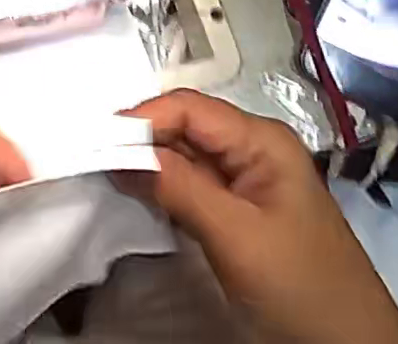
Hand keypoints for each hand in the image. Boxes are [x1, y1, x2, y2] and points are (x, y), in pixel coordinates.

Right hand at [117, 90, 397, 343]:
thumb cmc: (302, 290)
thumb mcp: (237, 237)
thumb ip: (178, 187)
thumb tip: (119, 152)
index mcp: (261, 139)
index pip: (189, 108)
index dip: (143, 117)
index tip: (99, 139)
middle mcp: (252, 146)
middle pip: (185, 125)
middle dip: (142, 137)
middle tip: (96, 156)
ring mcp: (247, 177)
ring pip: (185, 153)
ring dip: (149, 161)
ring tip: (108, 172)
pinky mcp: (240, 207)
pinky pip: (192, 182)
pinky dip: (163, 185)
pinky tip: (139, 193)